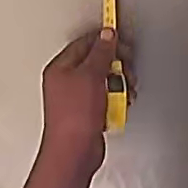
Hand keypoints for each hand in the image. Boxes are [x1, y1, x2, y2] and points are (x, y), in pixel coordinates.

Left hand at [37, 28, 120, 177]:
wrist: (75, 151)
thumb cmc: (74, 118)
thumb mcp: (91, 76)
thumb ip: (101, 53)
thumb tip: (107, 36)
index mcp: (61, 67)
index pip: (85, 44)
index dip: (105, 41)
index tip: (121, 42)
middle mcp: (66, 81)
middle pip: (96, 62)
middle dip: (116, 65)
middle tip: (126, 70)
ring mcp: (78, 98)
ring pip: (104, 80)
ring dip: (119, 84)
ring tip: (125, 91)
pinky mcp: (88, 112)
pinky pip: (106, 97)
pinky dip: (116, 99)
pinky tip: (121, 105)